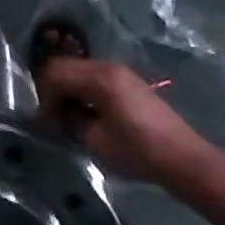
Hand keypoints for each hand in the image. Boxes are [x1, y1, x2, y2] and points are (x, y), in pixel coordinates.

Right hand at [36, 57, 219, 187]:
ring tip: (69, 119)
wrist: (180, 157)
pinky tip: (87, 115)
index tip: (46, 121)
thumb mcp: (94, 140)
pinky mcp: (128, 82)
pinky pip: (94, 78)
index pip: (54, 72)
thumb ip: (70, 121)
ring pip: (79, 71)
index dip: (44, 95)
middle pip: (66, 66)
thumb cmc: (136, 150)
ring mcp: (120, 72)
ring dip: (68, 91)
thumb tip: (56, 115)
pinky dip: (83, 92)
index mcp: (99, 77)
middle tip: (53, 120)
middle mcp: (108, 67)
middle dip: (53, 91)